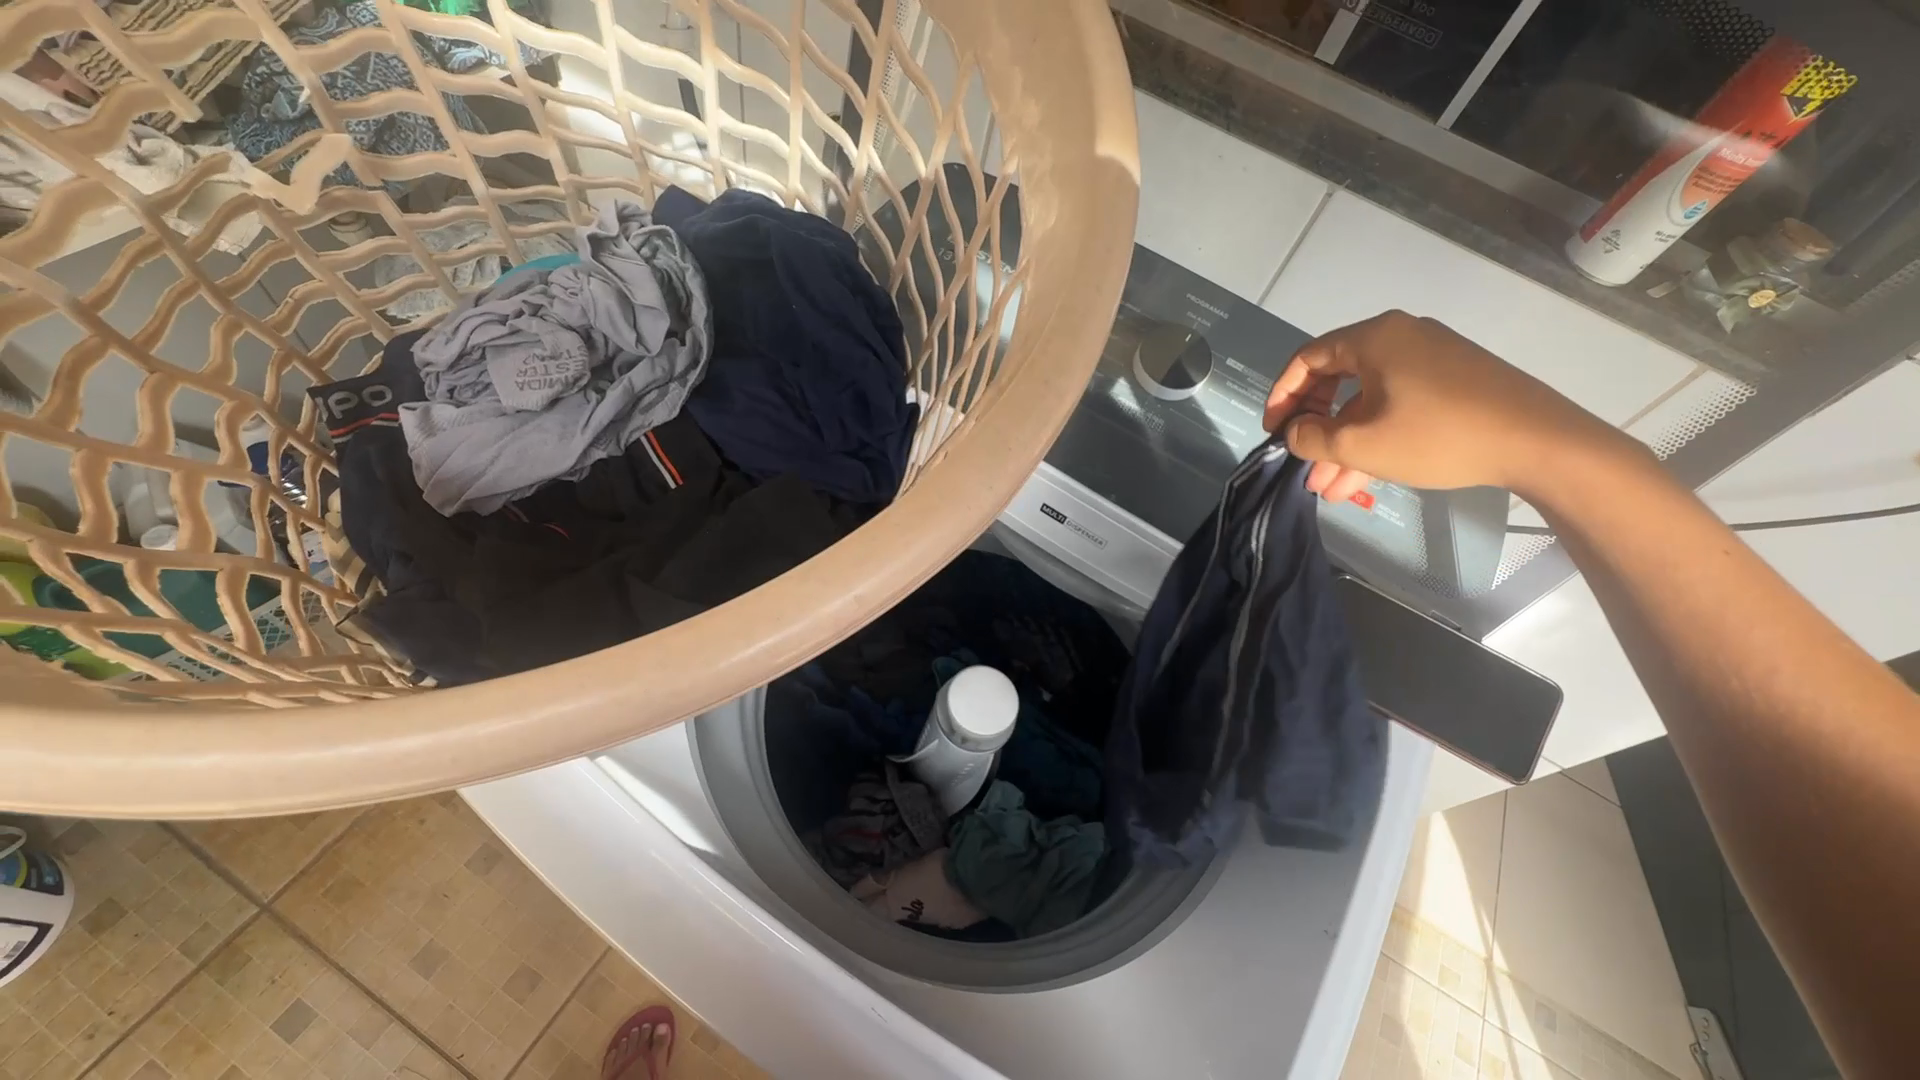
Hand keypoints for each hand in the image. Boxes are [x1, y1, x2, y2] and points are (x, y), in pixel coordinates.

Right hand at [1263, 311, 1622, 501]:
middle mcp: (1400, 337)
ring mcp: (1430, 358)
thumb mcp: (1360, 444)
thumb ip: (1312, 437)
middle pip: (1337, 379)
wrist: (1538, 441)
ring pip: (1368, 399)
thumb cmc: (1438, 435)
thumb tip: (1295, 432)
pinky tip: (1362, 478)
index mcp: (1374, 338)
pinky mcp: (1454, 381)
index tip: (1273, 431)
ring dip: (1344, 442)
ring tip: (1328, 487)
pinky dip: (1375, 435)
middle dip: (1315, 426)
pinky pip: (1396, 404)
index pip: (1307, 359)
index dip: (1282, 396)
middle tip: (1301, 460)